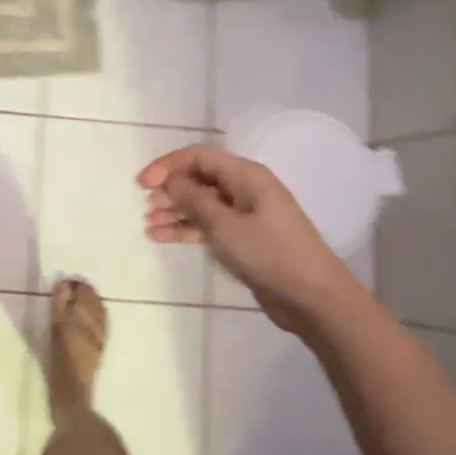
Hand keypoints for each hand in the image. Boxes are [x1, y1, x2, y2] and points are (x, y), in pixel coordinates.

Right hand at [138, 145, 365, 333]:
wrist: (313, 297)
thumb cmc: (270, 254)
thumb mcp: (225, 226)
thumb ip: (195, 200)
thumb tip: (172, 181)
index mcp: (246, 176)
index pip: (199, 157)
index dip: (168, 165)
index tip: (142, 184)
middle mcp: (246, 189)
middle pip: (200, 179)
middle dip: (171, 189)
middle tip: (146, 207)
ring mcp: (247, 215)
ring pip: (203, 204)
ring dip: (176, 211)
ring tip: (149, 225)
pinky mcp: (246, 239)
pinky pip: (210, 225)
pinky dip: (188, 229)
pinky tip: (163, 237)